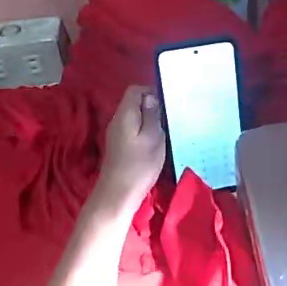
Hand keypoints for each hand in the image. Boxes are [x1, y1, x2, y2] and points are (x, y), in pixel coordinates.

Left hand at [91, 86, 166, 214]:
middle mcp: (117, 120)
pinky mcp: (119, 146)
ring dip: (149, 121)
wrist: (118, 195)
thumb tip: (151, 97)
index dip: (151, 92)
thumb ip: (152, 115)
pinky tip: (155, 143)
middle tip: (170, 118)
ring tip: (165, 130)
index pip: (135, 90)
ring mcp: (116, 134)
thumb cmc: (139, 166)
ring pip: (134, 117)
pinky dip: (144, 132)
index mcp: (125, 114)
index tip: (167, 104)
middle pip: (134, 103)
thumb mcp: (153, 138)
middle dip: (152, 107)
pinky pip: (133, 130)